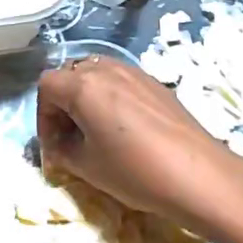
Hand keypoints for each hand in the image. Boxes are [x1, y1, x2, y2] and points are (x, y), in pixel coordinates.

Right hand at [37, 56, 242, 236]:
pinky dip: (110, 96)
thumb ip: (63, 150)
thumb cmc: (136, 171)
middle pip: (68, 75)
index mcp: (81, 85)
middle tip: (70, 138)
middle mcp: (103, 68)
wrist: (199, 174)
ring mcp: (131, 70)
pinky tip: (124, 128)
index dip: (43, 116)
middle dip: (62, 104)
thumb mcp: (88, 167)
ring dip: (85, 97)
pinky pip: (119, 80)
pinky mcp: (153, 81)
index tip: (54, 146)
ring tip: (96, 131)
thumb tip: (58, 146)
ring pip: (94, 74)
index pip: (46, 86)